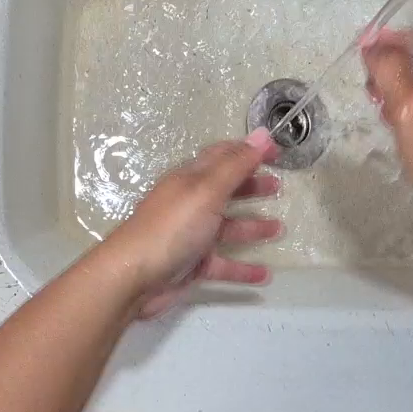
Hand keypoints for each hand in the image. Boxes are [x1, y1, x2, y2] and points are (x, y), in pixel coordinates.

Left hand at [97, 130, 283, 318]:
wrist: (132, 277)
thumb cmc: (170, 228)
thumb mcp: (206, 191)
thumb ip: (236, 165)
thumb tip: (263, 134)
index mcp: (190, 180)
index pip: (222, 157)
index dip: (248, 151)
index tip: (277, 152)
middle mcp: (190, 204)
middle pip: (225, 190)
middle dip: (250, 187)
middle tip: (278, 188)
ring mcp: (190, 236)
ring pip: (226, 229)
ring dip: (252, 227)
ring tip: (279, 229)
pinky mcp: (191, 265)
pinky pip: (223, 265)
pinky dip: (243, 269)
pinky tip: (265, 276)